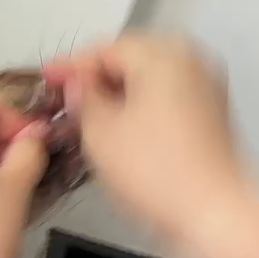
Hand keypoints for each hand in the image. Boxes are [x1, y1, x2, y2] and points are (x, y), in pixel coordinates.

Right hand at [44, 33, 254, 245]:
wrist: (210, 210)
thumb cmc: (156, 171)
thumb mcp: (99, 131)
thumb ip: (82, 98)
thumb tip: (77, 84)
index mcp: (164, 54)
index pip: (107, 48)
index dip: (71, 64)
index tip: (48, 76)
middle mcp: (191, 60)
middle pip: (130, 60)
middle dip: (95, 80)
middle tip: (63, 99)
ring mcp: (205, 86)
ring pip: (147, 80)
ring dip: (115, 95)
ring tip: (85, 119)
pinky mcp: (209, 114)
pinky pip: (164, 98)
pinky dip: (137, 107)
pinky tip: (116, 131)